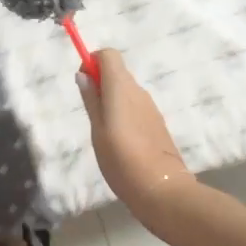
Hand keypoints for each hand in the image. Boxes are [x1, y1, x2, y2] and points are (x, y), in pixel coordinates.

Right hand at [78, 49, 191, 215]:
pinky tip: (121, 140)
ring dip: (112, 99)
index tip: (84, 84)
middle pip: (117, 71)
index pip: (108, 54)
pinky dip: (124, 112)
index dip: (93, 62)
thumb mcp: (97, 130)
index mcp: (121, 87)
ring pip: (126, 90)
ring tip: (104, 131)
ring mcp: (150, 107)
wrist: (163, 191)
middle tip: (91, 112)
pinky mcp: (157, 123)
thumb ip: (91, 100)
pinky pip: (136, 106)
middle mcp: (138, 91)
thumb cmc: (122, 159)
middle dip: (100, 83)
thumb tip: (83, 75)